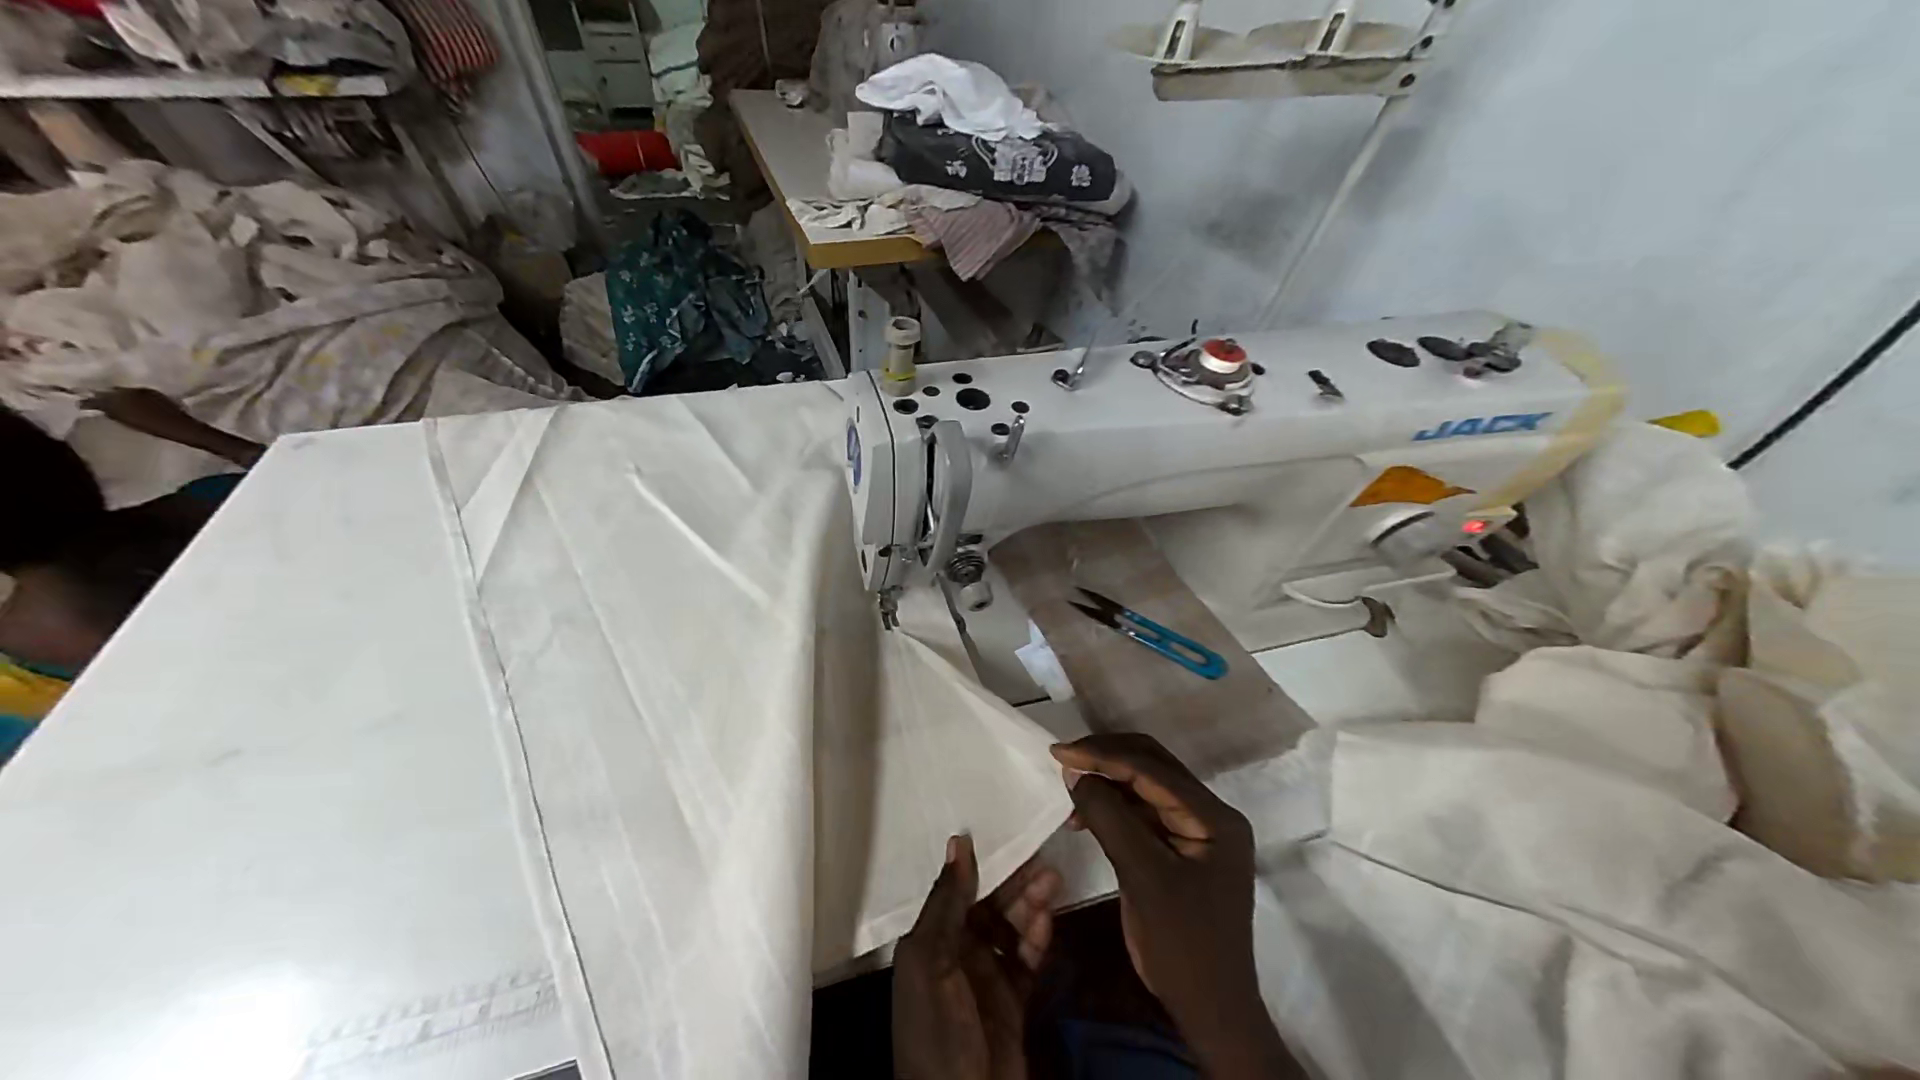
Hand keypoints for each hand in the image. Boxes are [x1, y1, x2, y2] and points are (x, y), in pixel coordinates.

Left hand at [893, 835, 1061, 1079]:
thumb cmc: (934, 1028)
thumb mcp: (929, 960)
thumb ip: (946, 902)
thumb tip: (957, 842)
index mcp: (932, 939)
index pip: (959, 890)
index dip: (982, 864)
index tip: (1007, 833)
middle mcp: (958, 951)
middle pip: (990, 905)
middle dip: (1014, 882)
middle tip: (1043, 857)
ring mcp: (987, 975)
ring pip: (1012, 927)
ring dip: (1030, 905)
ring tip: (1053, 881)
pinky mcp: (1013, 999)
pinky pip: (1027, 959)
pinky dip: (1037, 940)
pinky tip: (1047, 922)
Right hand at [1052, 734, 1298, 1078]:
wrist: (1210, 1009)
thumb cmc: (1182, 944)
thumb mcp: (1142, 876)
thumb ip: (1109, 817)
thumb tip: (1074, 772)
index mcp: (1214, 817)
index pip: (1153, 769)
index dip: (1104, 755)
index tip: (1059, 752)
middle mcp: (1210, 813)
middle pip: (1153, 766)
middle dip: (1106, 758)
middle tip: (1063, 758)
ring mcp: (1196, 829)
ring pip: (1145, 786)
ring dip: (1107, 781)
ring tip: (1070, 788)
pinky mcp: (1180, 846)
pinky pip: (1143, 811)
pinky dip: (1113, 806)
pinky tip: (1086, 814)